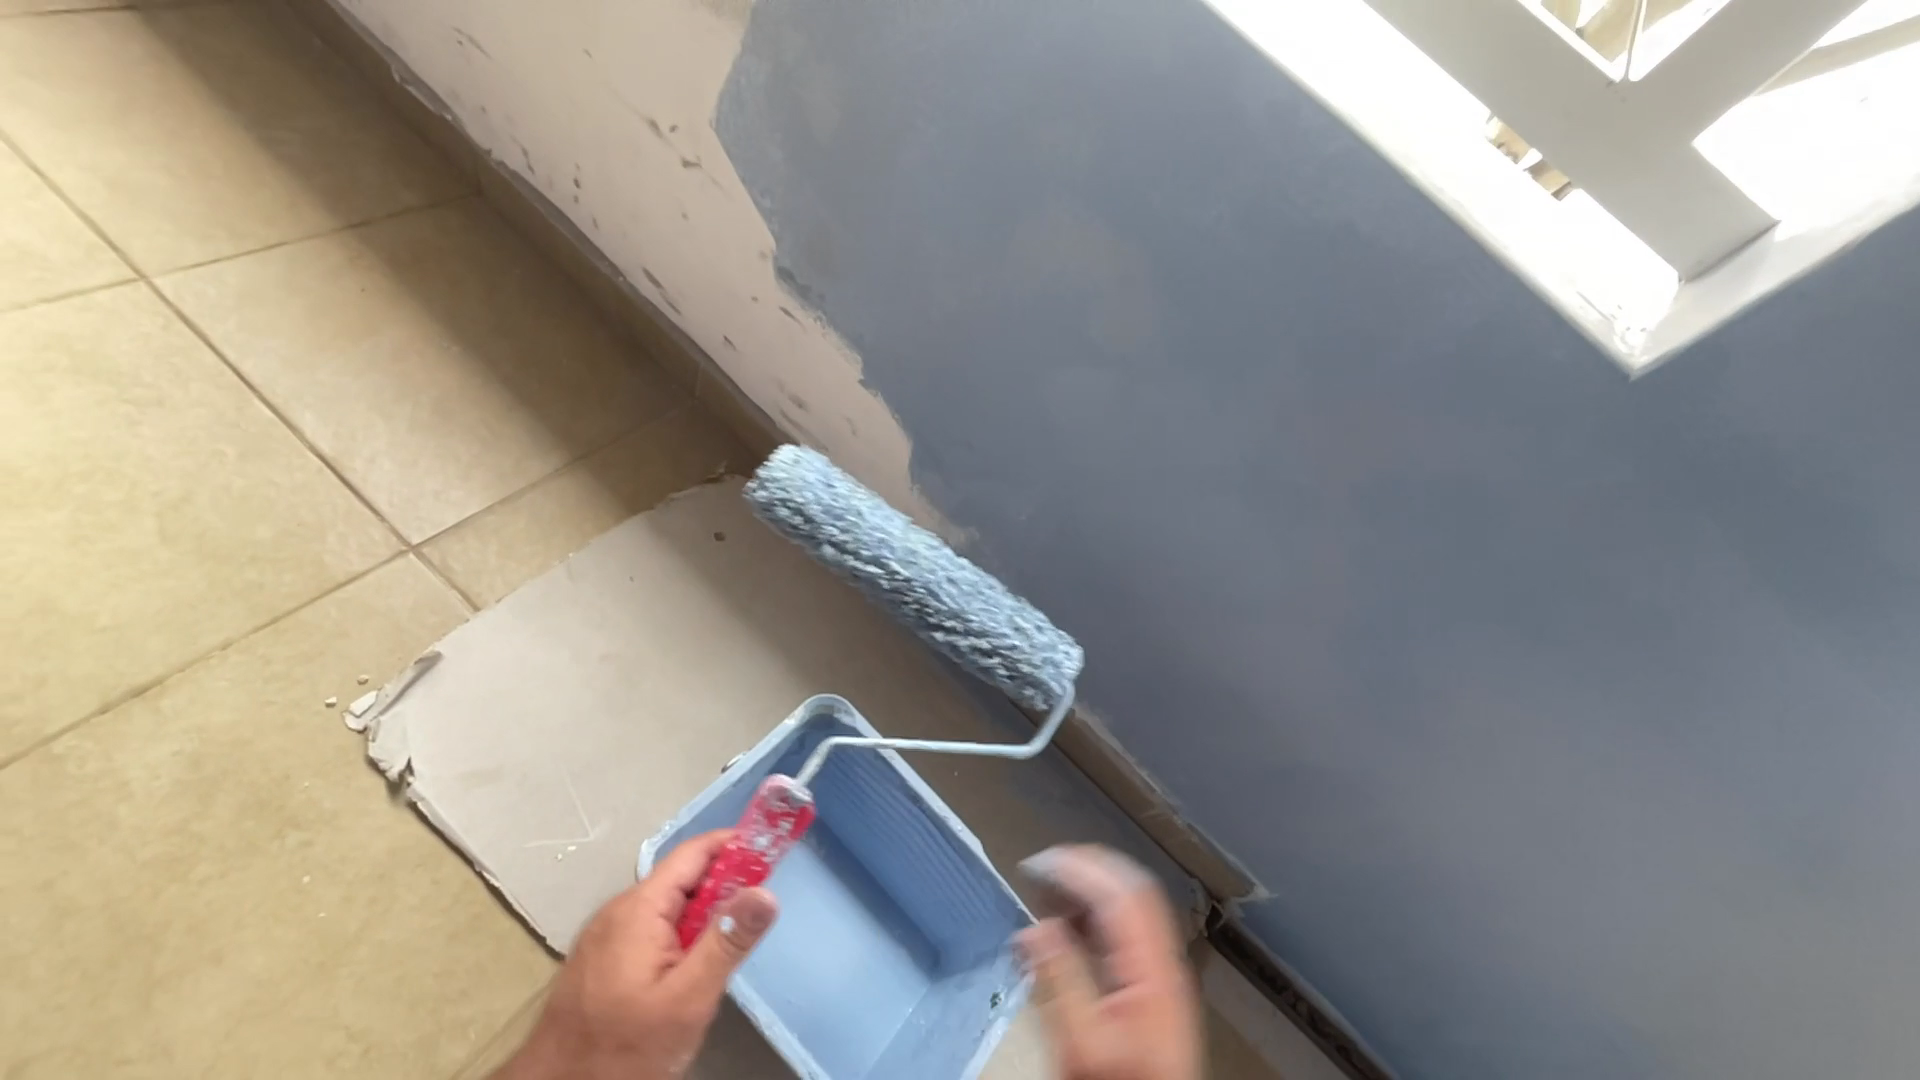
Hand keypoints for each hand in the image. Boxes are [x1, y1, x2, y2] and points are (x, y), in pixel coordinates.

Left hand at [496, 830, 777, 1079]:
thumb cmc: (625, 1049)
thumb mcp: (689, 998)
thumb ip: (728, 941)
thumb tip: (767, 892)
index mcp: (639, 907)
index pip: (694, 852)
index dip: (734, 846)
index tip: (771, 854)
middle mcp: (618, 910)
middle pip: (681, 878)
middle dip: (722, 886)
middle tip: (755, 914)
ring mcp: (605, 935)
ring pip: (666, 907)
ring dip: (701, 914)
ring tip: (726, 947)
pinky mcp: (600, 960)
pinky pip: (648, 929)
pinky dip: (678, 935)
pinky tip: (689, 970)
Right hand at [1019, 846, 1201, 1079]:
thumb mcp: (1082, 1044)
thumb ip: (1061, 980)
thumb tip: (1035, 927)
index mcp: (1154, 968)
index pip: (1123, 894)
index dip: (1081, 869)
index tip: (1039, 865)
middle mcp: (1164, 959)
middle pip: (1133, 888)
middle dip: (1087, 867)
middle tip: (1043, 868)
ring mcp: (1162, 969)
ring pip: (1132, 903)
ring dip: (1091, 885)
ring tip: (1049, 888)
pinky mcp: (1153, 982)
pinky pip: (1128, 925)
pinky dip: (1096, 909)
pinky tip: (1068, 922)